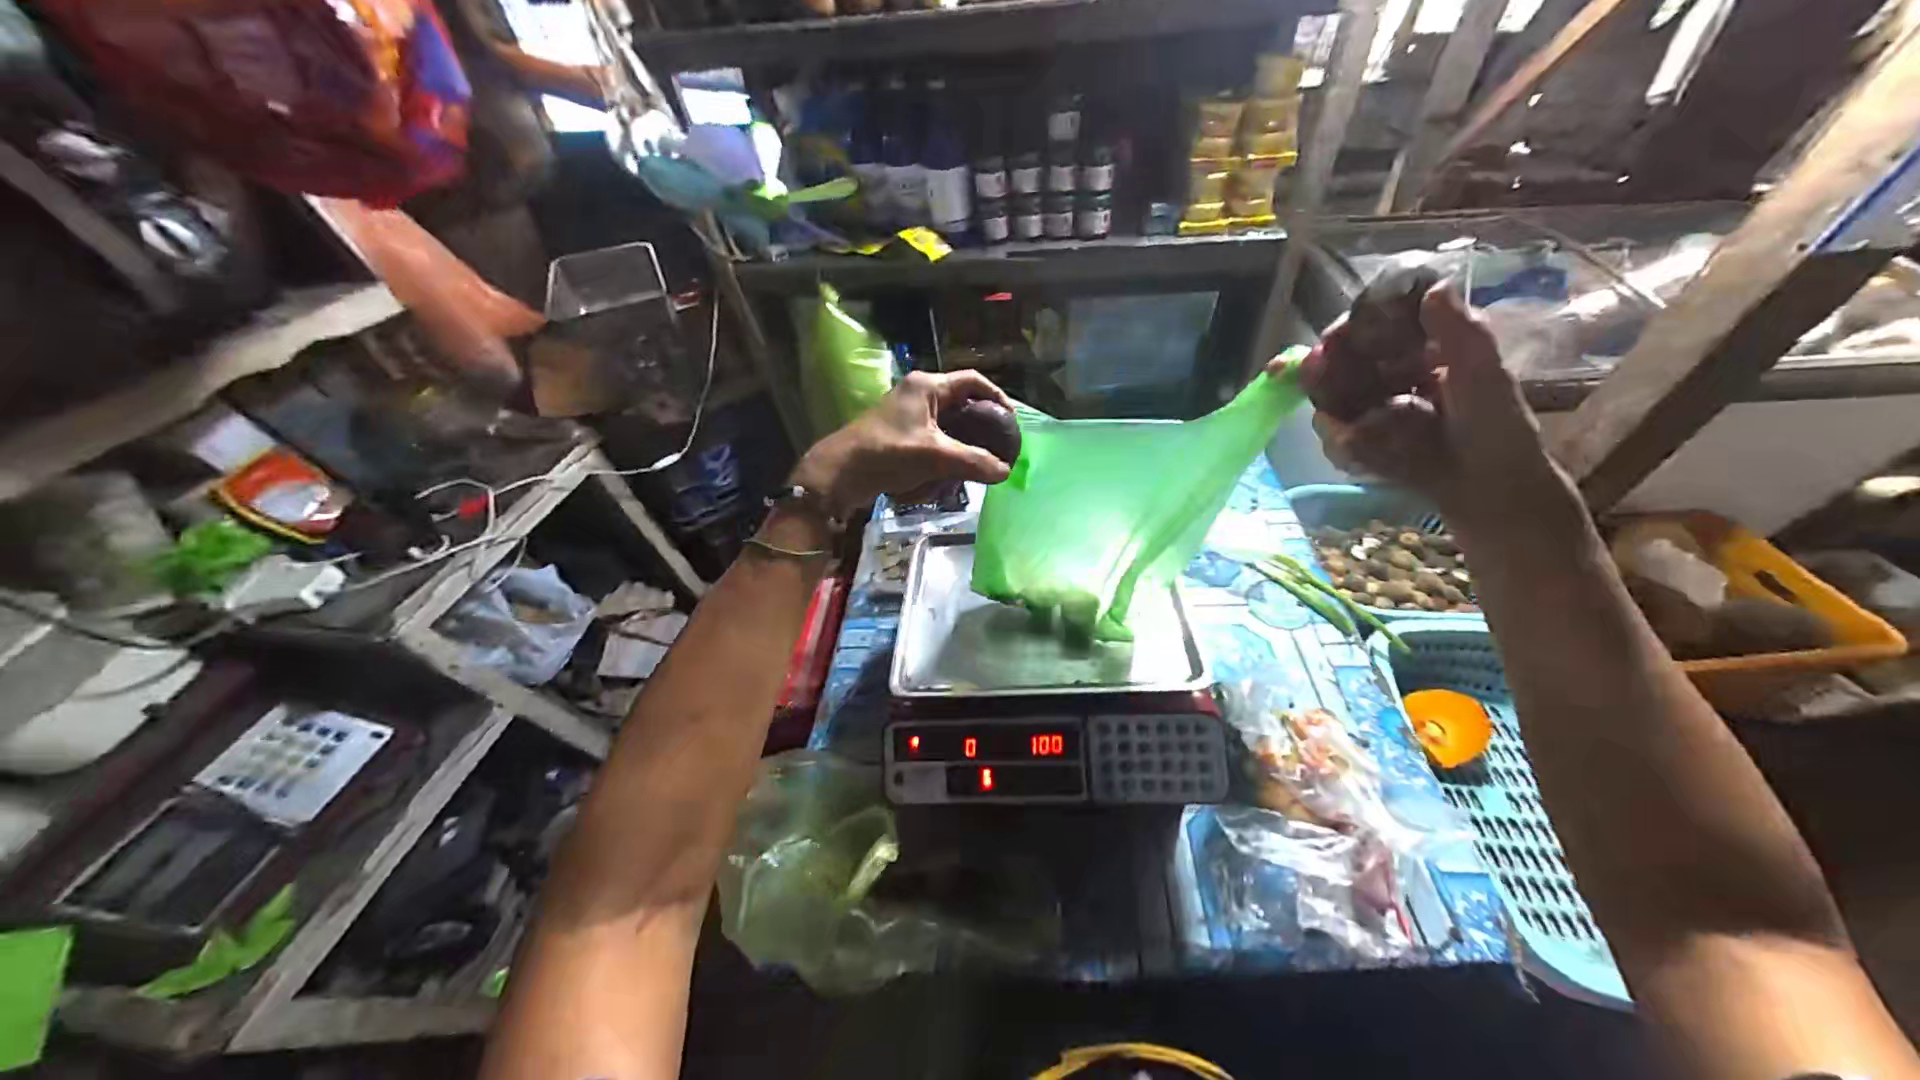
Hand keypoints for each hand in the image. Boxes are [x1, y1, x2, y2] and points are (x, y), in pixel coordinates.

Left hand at [791, 370, 1016, 515]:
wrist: (840, 473)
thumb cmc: (888, 453)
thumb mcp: (936, 456)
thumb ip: (974, 461)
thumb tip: (1005, 471)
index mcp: (927, 386)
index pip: (973, 381)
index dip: (997, 396)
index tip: (1011, 420)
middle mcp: (918, 393)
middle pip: (961, 403)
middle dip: (980, 425)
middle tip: (998, 445)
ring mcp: (907, 414)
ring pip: (948, 424)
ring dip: (963, 443)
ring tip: (980, 461)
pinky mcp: (900, 435)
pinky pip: (933, 439)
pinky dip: (946, 453)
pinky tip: (954, 472)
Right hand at [1283, 285, 1577, 531]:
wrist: (1492, 490)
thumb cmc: (1498, 427)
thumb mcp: (1484, 374)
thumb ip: (1459, 332)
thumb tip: (1433, 288)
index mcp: (1419, 351)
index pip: (1372, 329)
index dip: (1348, 331)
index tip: (1333, 339)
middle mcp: (1391, 376)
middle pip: (1339, 363)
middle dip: (1321, 368)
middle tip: (1311, 371)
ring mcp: (1373, 411)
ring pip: (1330, 400)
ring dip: (1326, 404)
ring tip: (1334, 417)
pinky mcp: (1364, 445)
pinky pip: (1336, 437)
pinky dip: (1339, 440)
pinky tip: (1348, 442)